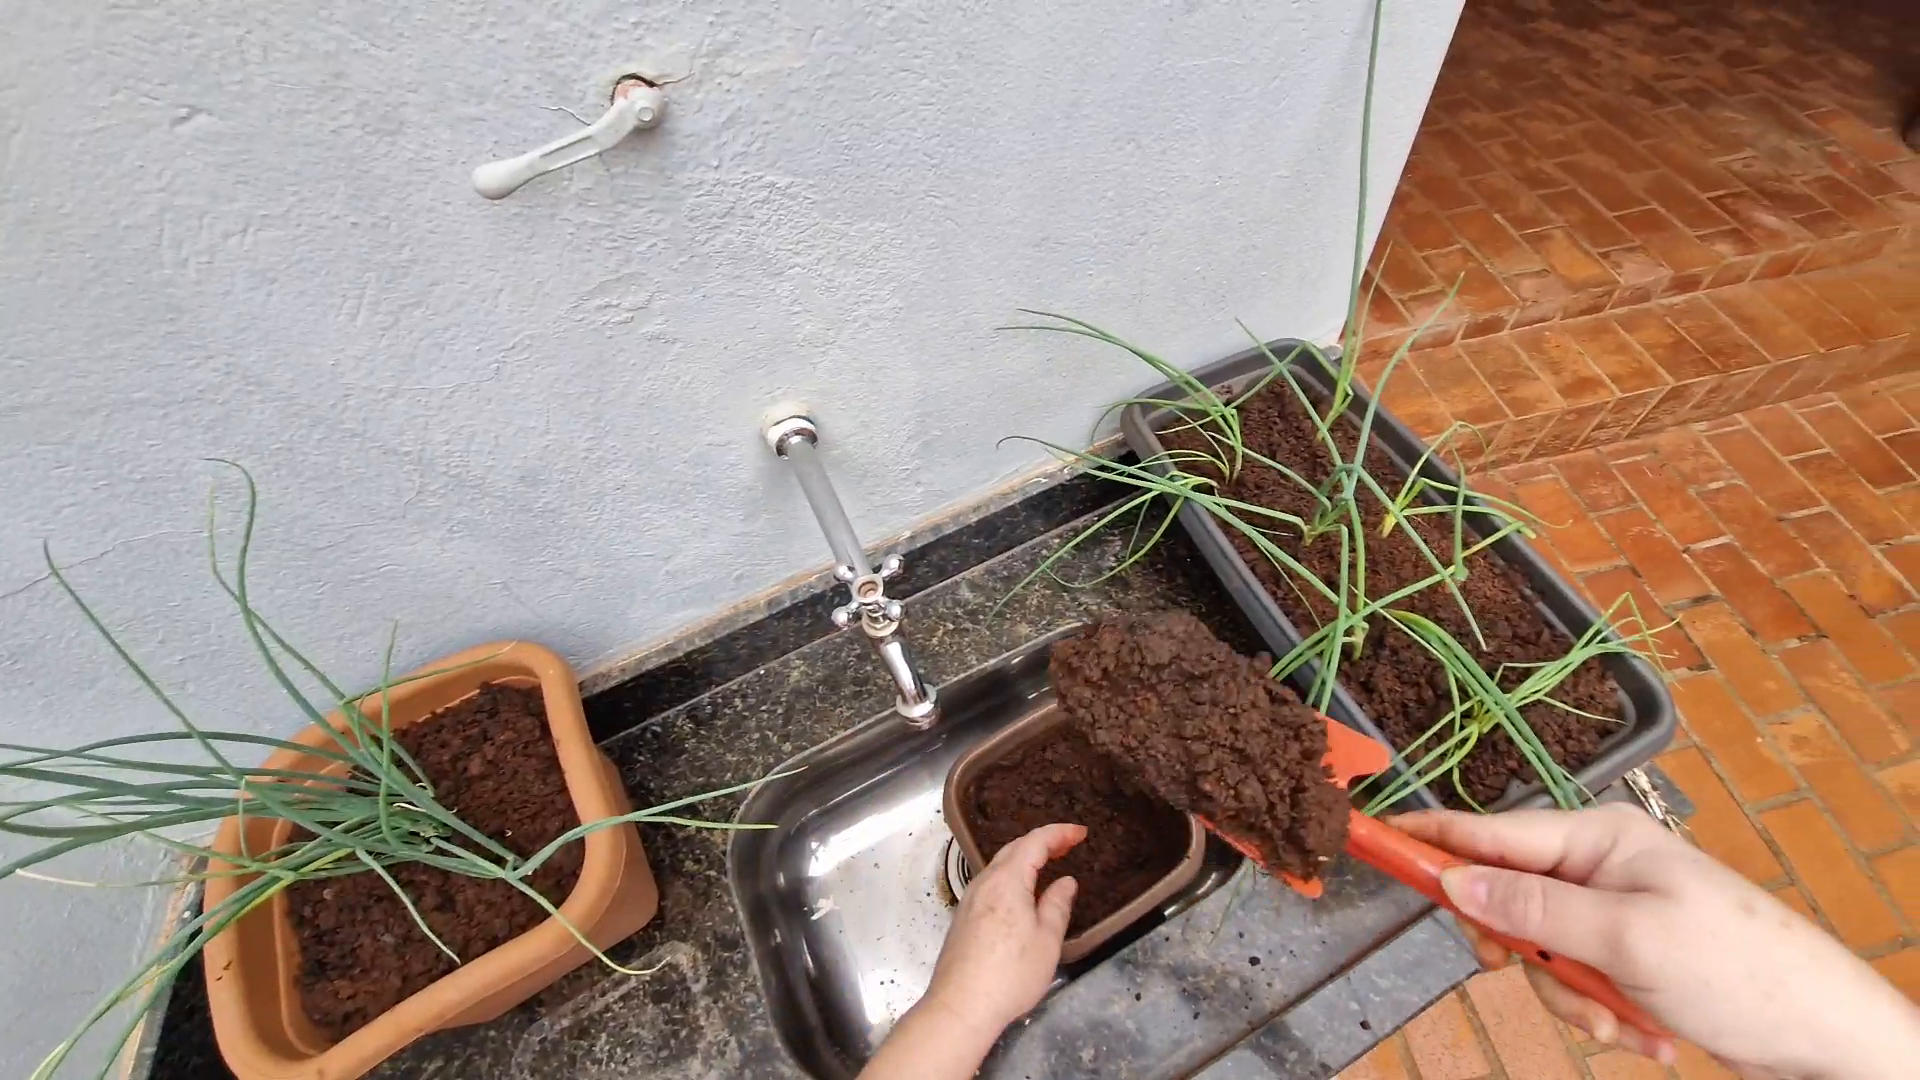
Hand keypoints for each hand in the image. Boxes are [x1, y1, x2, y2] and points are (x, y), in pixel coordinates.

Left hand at [922, 822, 1084, 1039]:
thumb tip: (1065, 882)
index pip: (1035, 842)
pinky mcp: (964, 915)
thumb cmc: (1010, 974)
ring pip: (1001, 864)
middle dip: (1043, 842)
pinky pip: (992, 881)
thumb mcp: (1046, 941)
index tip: (1081, 832)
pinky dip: (1012, 874)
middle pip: (1015, 848)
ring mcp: (971, 897)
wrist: (960, 1006)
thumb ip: (1057, 905)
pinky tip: (1022, 892)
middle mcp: (985, 881)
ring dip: (1026, 857)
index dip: (1060, 833)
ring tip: (1048, 864)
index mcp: (1007, 880)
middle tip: (1069, 845)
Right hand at [1395, 804, 1919, 1078]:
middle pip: (1507, 893)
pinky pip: (1574, 968)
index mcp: (1594, 836)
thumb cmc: (1742, 976)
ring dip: (1568, 991)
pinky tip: (1643, 1032)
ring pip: (1537, 941)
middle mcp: (1594, 862)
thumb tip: (1449, 878)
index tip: (1376, 837)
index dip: (1429, 836)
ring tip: (1621, 1028)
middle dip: (1521, 947)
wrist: (1850, 1053)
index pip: (1487, 831)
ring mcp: (1610, 904)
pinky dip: (1597, 1005)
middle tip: (1531, 976)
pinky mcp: (1625, 946)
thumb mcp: (1627, 941)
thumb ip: (1530, 906)